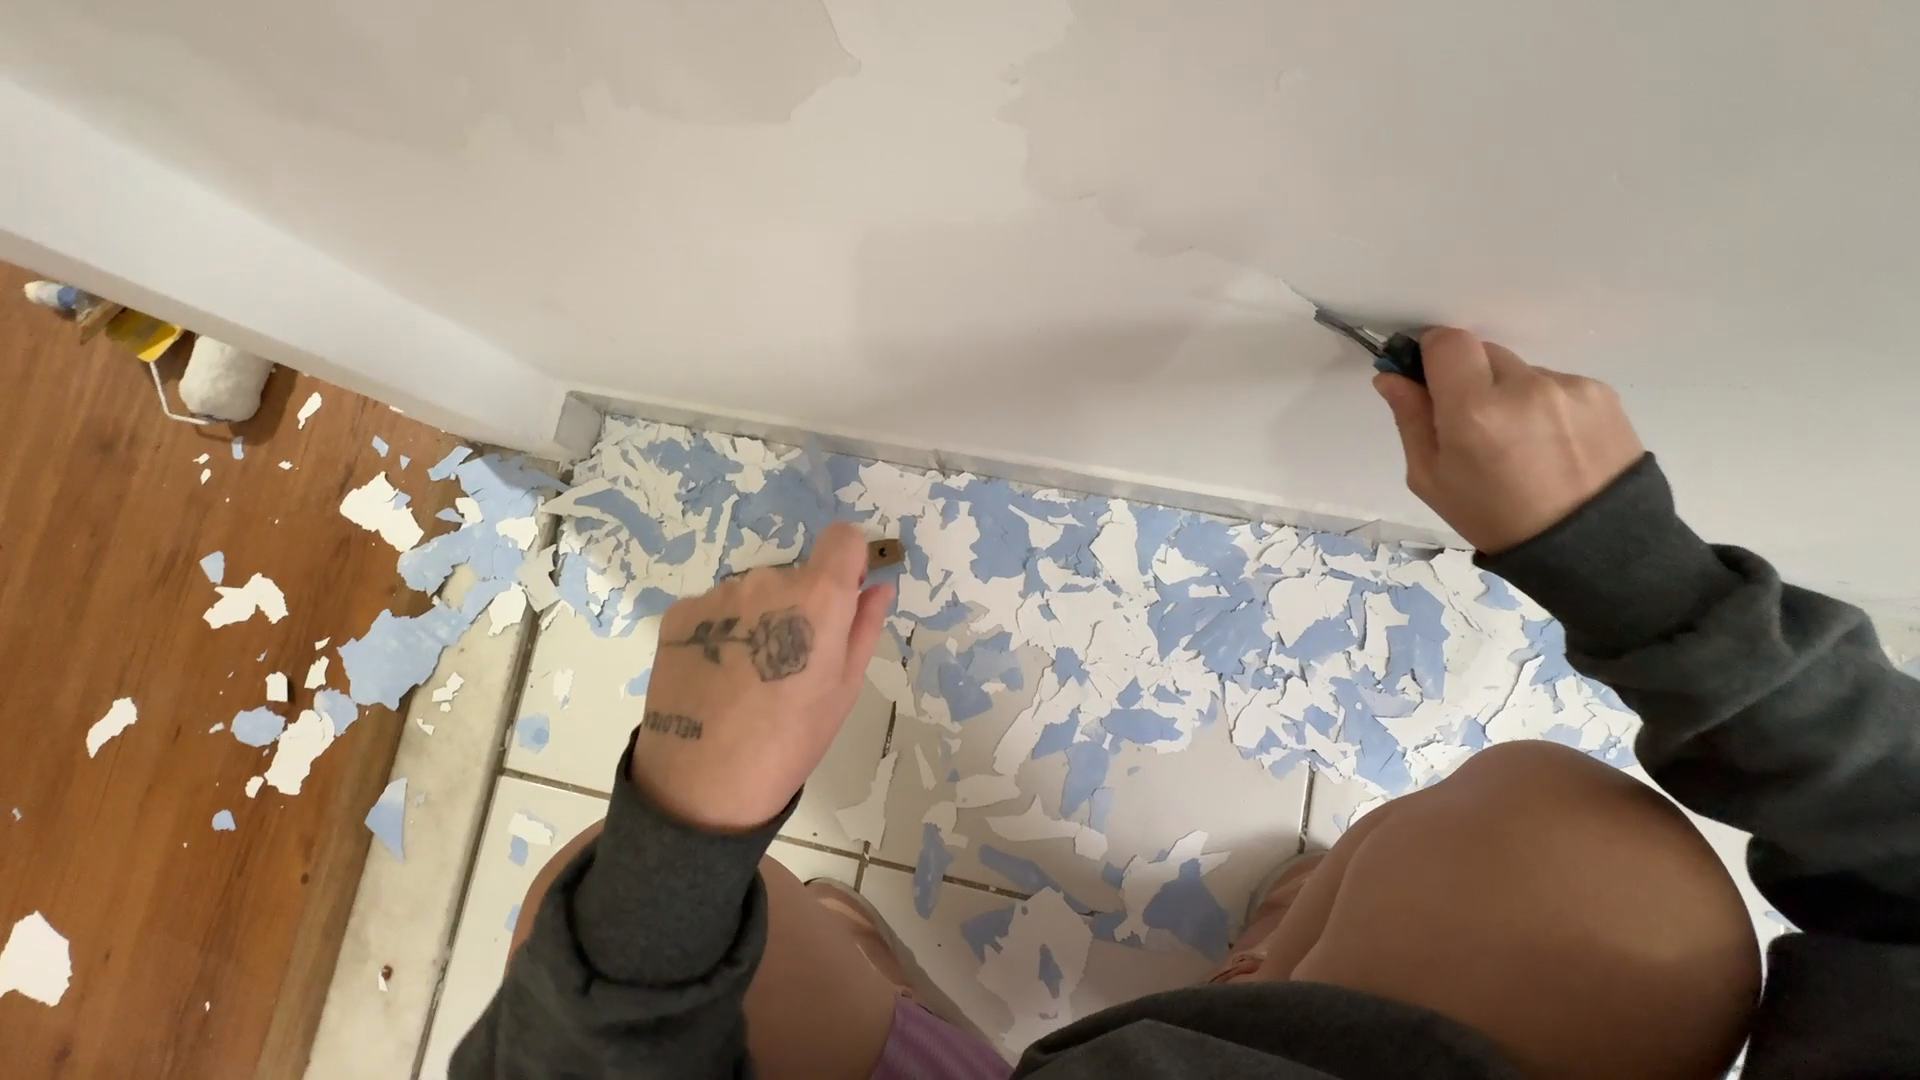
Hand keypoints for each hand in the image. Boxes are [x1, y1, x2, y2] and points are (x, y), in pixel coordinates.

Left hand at [631, 523, 893, 831]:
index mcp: (818, 597)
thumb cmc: (791, 741)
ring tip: (747, 676)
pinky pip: (716, 609)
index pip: (844, 538)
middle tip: (789, 663)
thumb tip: (879, 588)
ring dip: (759, 617)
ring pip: (754, 593)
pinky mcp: (680, 613)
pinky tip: (716, 675)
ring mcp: (718, 595)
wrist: (702, 783)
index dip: (849, 562)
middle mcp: (767, 580)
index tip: (843, 596)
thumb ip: (863, 627)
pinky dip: (722, 632)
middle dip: (800, 605)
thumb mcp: (844, 689)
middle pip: (795, 574)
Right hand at [1374, 327, 1645, 554]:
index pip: (1448, 342)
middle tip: (1467, 422)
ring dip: (1505, 392)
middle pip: (1481, 351)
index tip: (1425, 377)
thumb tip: (1391, 378)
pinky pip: (1553, 383)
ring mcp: (1568, 386)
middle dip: (1466, 377)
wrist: (1588, 543)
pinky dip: (1540, 404)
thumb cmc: (1491, 516)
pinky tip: (1547, 442)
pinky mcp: (1601, 392)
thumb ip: (1410, 418)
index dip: (1431, 353)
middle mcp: (1524, 387)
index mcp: (1474, 411)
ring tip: (1515, 441)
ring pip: (1517, 369)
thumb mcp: (1430, 478)